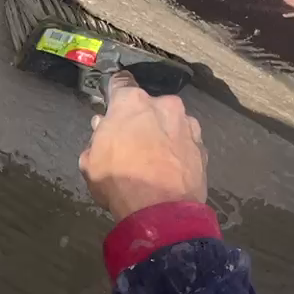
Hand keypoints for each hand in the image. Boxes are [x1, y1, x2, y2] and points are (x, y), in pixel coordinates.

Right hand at [78, 71, 206, 220]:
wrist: (160, 211)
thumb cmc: (119, 180)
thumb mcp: (90, 162)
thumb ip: (97, 139)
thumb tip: (103, 127)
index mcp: (132, 102)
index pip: (120, 82)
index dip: (114, 93)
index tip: (111, 103)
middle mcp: (164, 105)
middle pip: (148, 105)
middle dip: (140, 118)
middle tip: (130, 140)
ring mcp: (188, 125)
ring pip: (170, 122)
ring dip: (162, 132)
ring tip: (153, 157)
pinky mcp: (203, 146)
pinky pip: (185, 142)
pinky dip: (177, 150)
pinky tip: (168, 168)